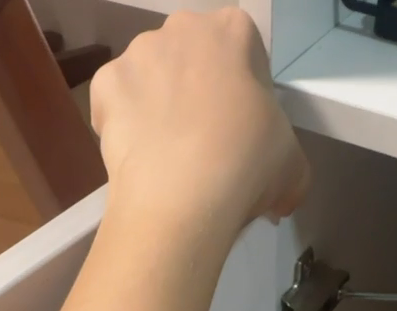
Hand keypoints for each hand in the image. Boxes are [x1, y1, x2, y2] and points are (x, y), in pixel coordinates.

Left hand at [88, 10, 308, 237]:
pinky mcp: (105, 85)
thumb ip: (286, 164)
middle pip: (190, 61)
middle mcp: (183, 27)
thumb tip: (279, 198)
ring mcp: (139, 53)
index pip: (242, 56)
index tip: (240, 133)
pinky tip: (139, 158)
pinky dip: (124, 127)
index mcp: (234, 30)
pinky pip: (115, 104)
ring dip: (158, 108)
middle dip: (195, 95)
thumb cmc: (247, 166)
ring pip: (150, 79)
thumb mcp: (292, 165)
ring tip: (167, 157)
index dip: (242, 97)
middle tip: (202, 146)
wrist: (182, 198)